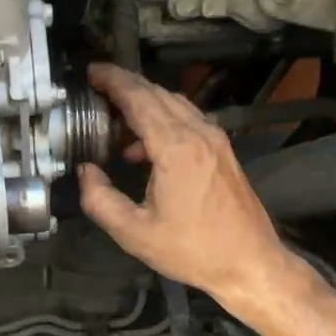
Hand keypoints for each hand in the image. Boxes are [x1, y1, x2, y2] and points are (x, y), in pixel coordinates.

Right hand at [79, 63, 293, 301]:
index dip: (113, 81)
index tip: (91, 73)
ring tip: (117, 118)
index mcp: (175, 148)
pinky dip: (164, 121)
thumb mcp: (135, 233)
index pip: (139, 98)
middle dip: (127, 86)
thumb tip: (86, 171)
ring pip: (176, 104)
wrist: (248, 262)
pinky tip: (145, 148)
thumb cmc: (192, 250)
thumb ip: (101, 200)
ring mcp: (216, 140)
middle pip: (158, 94)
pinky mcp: (223, 152)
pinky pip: (189, 121)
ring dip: (146, 103)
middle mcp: (198, 133)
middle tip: (98, 89)